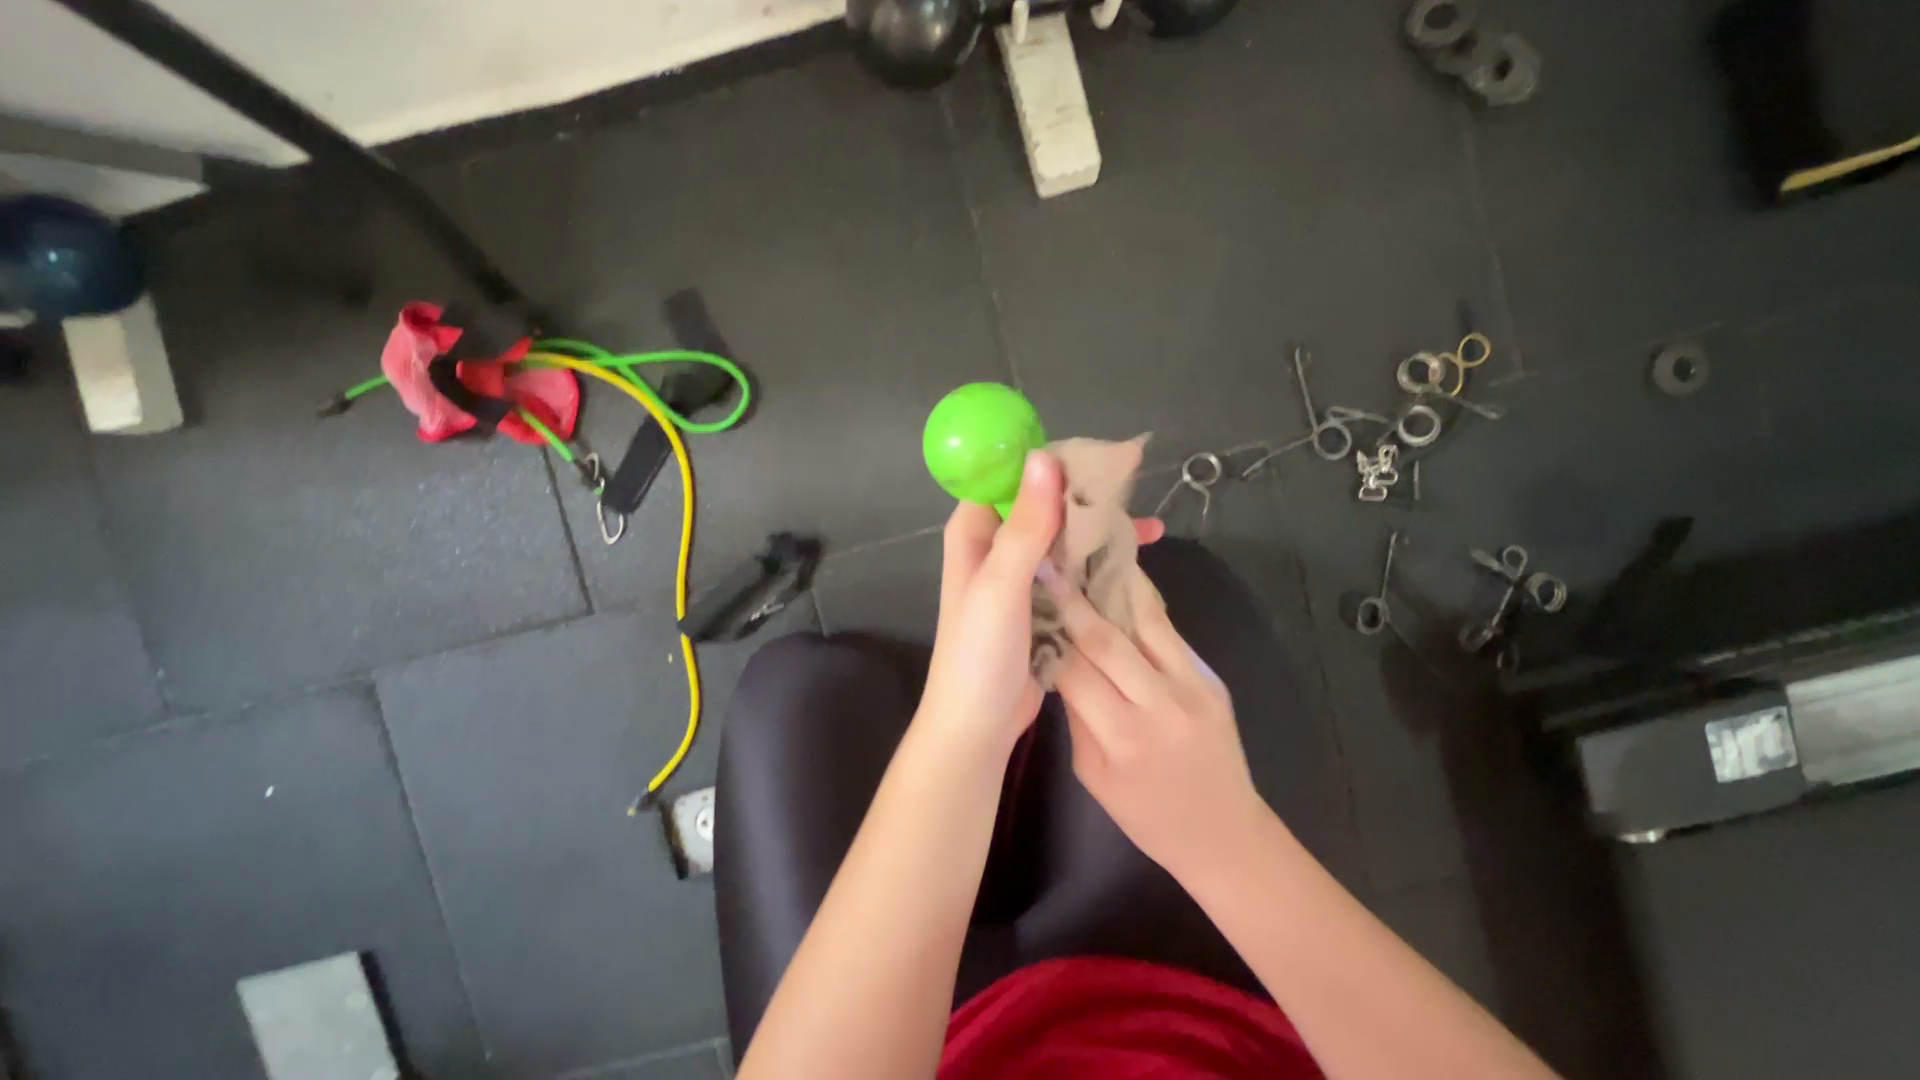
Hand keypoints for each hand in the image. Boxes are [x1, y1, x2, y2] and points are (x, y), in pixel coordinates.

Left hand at [920, 451, 1164, 752]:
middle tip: (1138, 491)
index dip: (1052, 460)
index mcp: (975, 532)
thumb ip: (1025, 526)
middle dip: (1088, 497)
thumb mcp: (1000, 586)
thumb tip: (1046, 459)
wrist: (977, 726)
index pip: (1010, 476)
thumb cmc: (979, 655)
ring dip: (1099, 531)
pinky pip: (1072, 572)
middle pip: (1043, 505)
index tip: (1103, 455)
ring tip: (1152, 528)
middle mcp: (994, 547)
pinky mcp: (1040, 606)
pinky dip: (1098, 564)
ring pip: (1062, 539)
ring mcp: (1018, 578)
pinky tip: (1134, 564)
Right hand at [1051, 570, 1268, 878]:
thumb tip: (1059, 661)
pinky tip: (1122, 582)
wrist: (1224, 832)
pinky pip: (1170, 633)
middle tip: (1048, 564)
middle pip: (1108, 639)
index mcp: (1123, 738)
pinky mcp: (1212, 678)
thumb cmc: (1147, 815)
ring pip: (1146, 622)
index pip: (1074, 672)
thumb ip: (1078, 716)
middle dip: (1074, 601)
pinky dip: (1143, 605)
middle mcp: (1161, 705)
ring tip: (1087, 554)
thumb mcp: (1094, 776)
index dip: (1048, 635)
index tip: (1026, 604)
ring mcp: (1194, 687)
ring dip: (1113, 586)